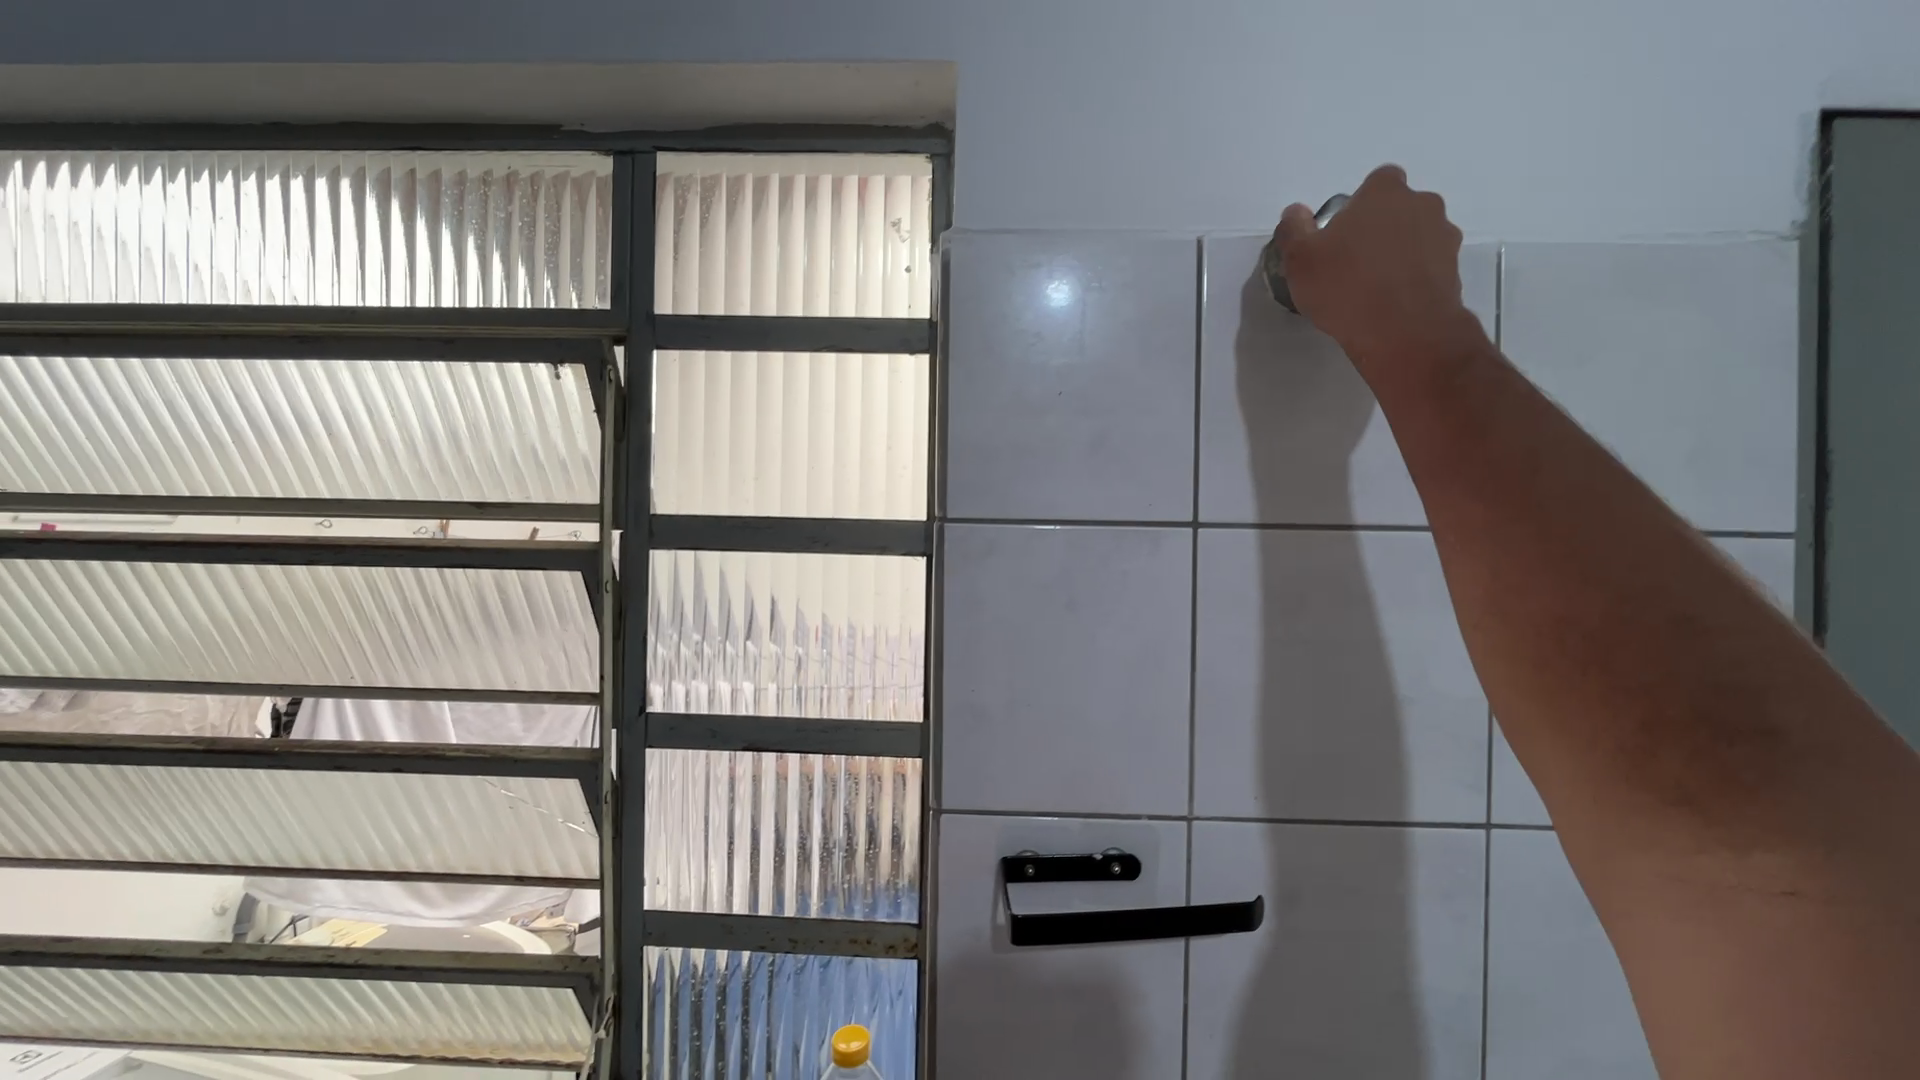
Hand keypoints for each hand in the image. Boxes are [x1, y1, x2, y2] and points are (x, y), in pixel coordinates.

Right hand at [1274, 165, 1483, 367]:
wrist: (1403, 331)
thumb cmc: (1345, 287)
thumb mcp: (1300, 260)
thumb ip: (1294, 230)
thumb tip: (1295, 213)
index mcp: (1384, 193)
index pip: (1377, 181)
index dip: (1360, 204)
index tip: (1343, 231)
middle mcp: (1422, 205)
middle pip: (1399, 208)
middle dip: (1381, 226)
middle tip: (1354, 260)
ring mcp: (1443, 236)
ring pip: (1417, 236)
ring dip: (1399, 252)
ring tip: (1373, 286)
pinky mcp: (1454, 269)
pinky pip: (1428, 265)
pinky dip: (1413, 276)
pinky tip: (1391, 302)